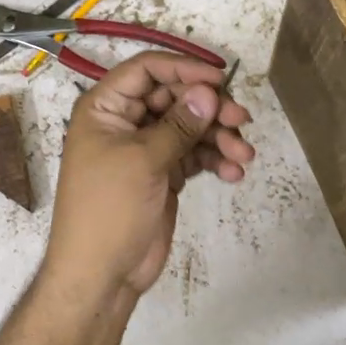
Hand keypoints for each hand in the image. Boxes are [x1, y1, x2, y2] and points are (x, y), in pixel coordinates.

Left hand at [43, 51, 255, 300]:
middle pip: (173, 97)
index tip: (219, 78)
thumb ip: (179, 125)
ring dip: (218, 136)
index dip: (182, 68)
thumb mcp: (144, 161)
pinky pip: (194, 155)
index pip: (146, 70)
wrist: (101, 276)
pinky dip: (214, 160)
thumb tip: (209, 91)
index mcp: (105, 107)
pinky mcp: (163, 173)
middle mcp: (125, 120)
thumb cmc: (109, 209)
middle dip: (208, 107)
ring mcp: (145, 148)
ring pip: (188, 127)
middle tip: (241, 119)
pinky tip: (234, 172)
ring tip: (244, 154)